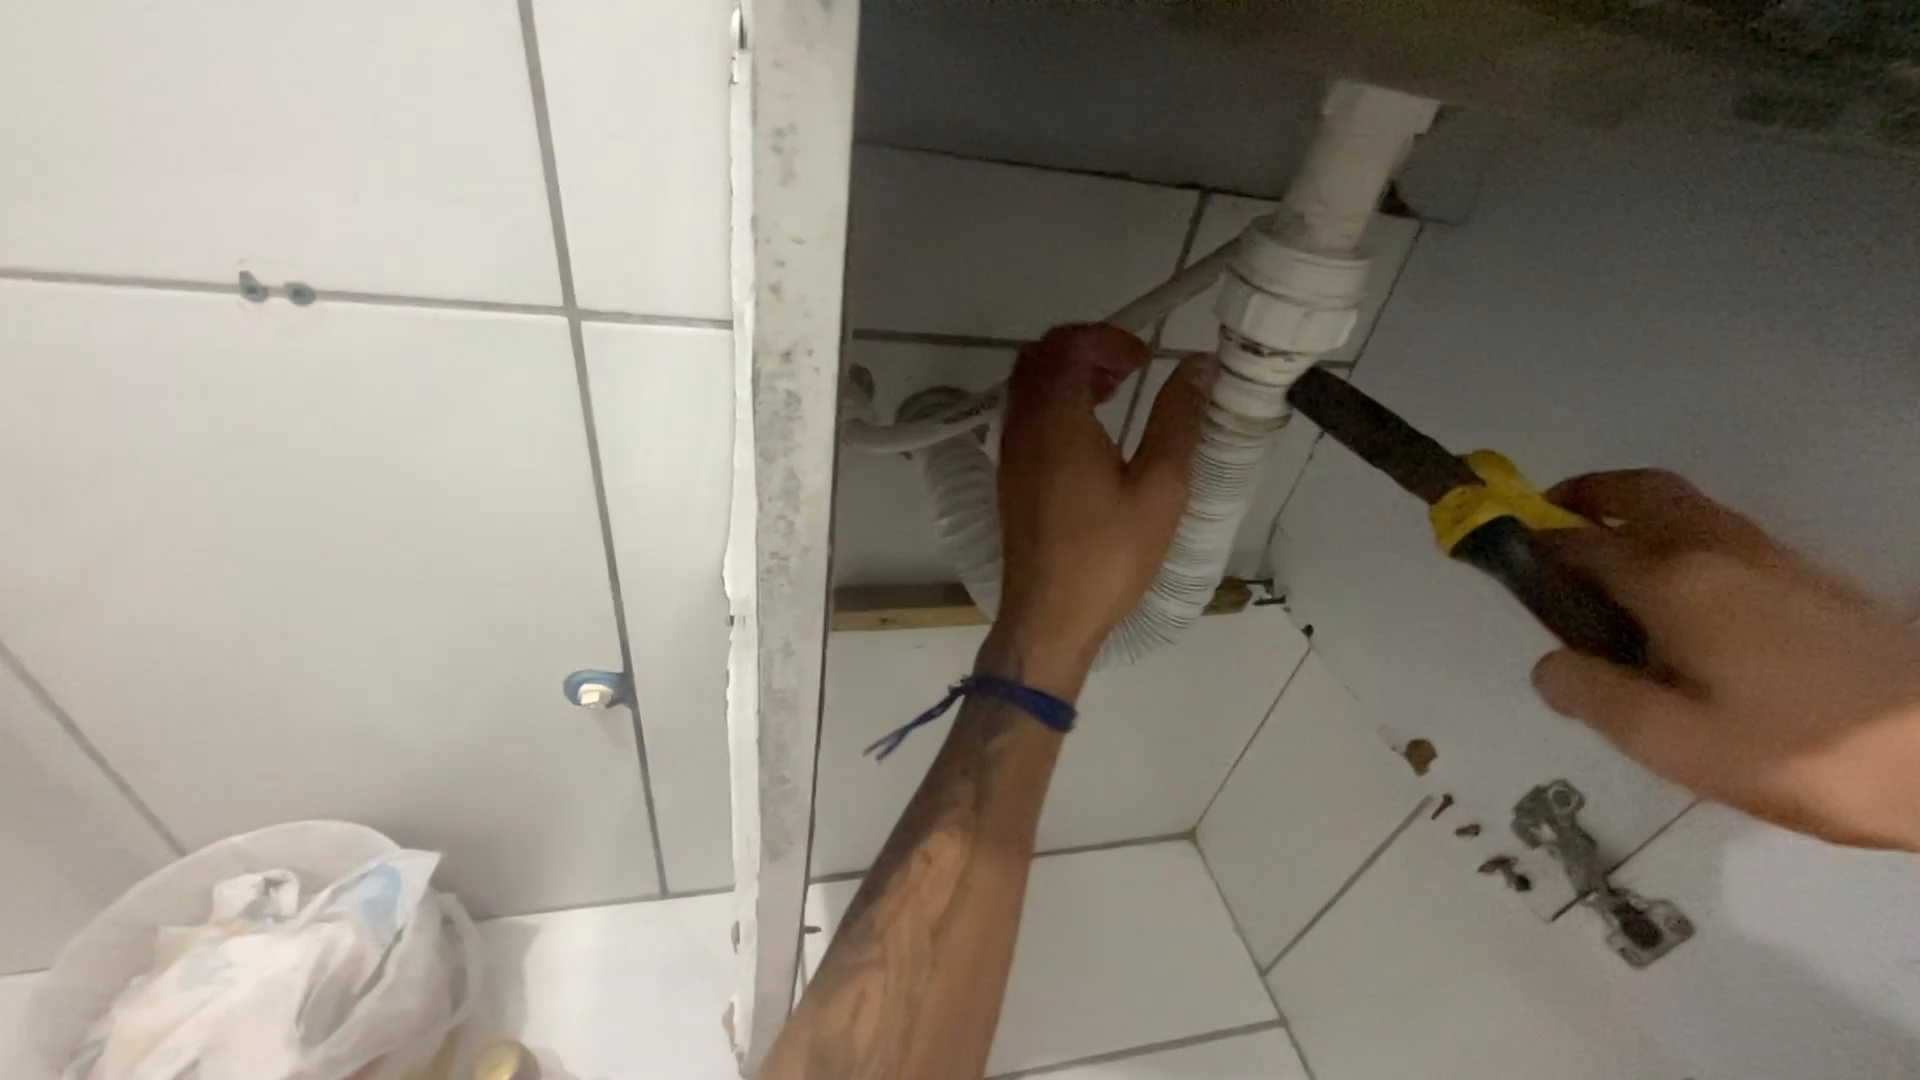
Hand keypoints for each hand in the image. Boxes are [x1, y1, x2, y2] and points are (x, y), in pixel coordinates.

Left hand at [989, 324, 1213, 696]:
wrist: (1048, 617)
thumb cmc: (1107, 557)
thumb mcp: (1159, 487)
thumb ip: (1177, 420)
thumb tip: (1197, 366)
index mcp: (1055, 419)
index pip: (1067, 344)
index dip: (1108, 338)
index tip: (1147, 358)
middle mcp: (1022, 426)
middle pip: (1040, 357)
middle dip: (1085, 349)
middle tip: (1131, 369)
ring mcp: (1009, 453)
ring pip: (1028, 387)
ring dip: (1068, 377)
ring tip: (1116, 395)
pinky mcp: (1009, 477)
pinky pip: (1025, 417)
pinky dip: (1054, 406)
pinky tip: (1091, 436)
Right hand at [1531, 469, 1919, 850]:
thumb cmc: (1807, 751)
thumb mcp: (1674, 744)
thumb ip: (1593, 696)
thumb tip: (1548, 665)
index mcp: (1672, 583)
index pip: (1574, 542)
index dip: (1523, 542)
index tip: (1488, 551)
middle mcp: (1718, 552)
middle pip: (1639, 492)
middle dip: (1582, 495)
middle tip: (1545, 526)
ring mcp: (1773, 561)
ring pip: (1685, 509)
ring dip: (1629, 515)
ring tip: (1600, 568)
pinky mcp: (1812, 582)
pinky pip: (1720, 535)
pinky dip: (1673, 538)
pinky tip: (1671, 600)